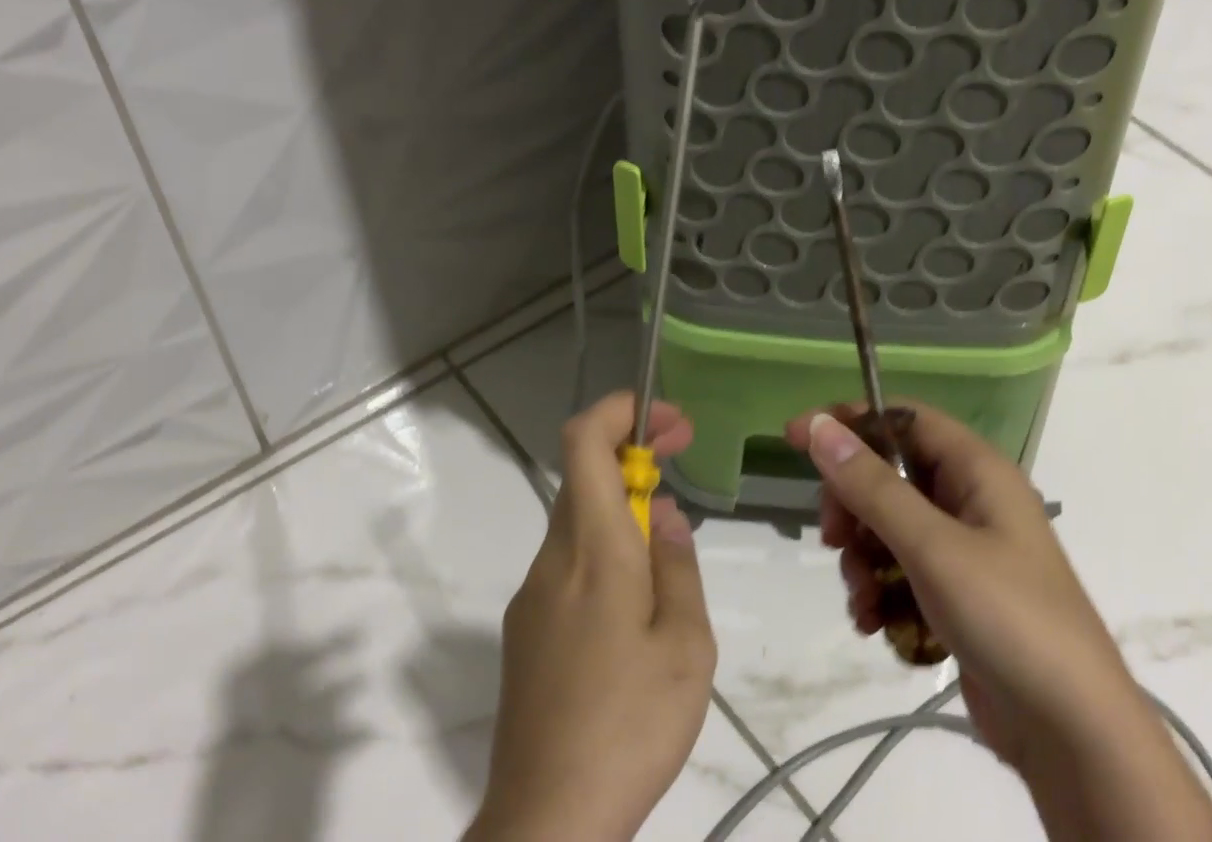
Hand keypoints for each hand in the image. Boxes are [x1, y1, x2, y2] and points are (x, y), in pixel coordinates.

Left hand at [467, 392, 714, 841]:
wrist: (548, 816)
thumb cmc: (631, 725)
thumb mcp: (686, 646)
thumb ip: (675, 565)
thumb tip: (659, 512)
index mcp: (592, 551)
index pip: (583, 441)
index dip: (622, 412)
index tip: (671, 425)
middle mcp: (551, 561)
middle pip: (581, 481)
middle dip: (632, 465)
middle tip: (681, 483)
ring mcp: (530, 598)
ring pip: (575, 527)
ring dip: (620, 517)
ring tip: (669, 570)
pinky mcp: (525, 633)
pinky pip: (566, 570)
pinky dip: (603, 559)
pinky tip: (635, 619)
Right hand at [783, 403, 1143, 762]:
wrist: (1070, 728)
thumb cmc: (1007, 618)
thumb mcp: (932, 546)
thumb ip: (872, 485)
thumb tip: (818, 424)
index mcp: (979, 472)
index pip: (904, 419)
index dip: (850, 422)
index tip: (796, 438)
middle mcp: (972, 502)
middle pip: (889, 476)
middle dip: (852, 506)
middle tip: (832, 538)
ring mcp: (965, 552)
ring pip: (888, 529)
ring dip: (861, 559)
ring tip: (863, 598)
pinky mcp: (956, 597)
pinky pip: (900, 574)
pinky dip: (879, 591)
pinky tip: (872, 623)